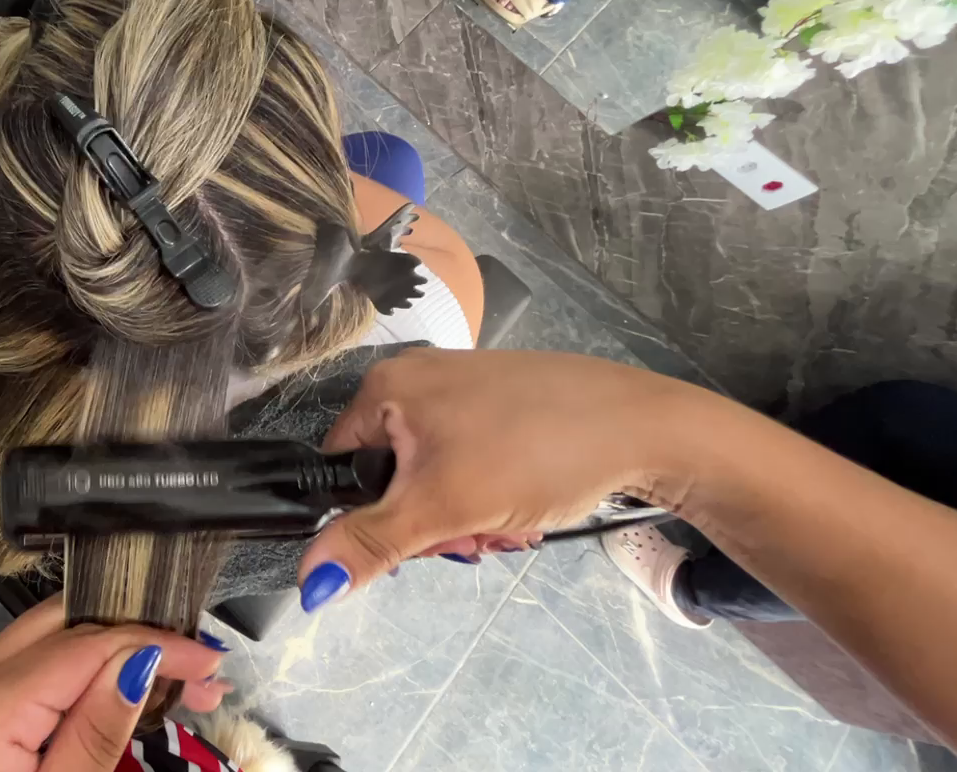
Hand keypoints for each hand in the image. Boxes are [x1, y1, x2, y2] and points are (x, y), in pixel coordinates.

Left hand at [0, 596, 223, 771]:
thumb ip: (94, 733)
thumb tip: (140, 660)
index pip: (88, 643)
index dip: (155, 642)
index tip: (209, 659)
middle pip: (70, 621)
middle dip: (139, 634)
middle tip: (201, 669)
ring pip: (55, 631)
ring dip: (116, 645)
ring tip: (176, 677)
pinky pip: (36, 655)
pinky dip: (83, 661)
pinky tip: (120, 680)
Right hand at [296, 348, 735, 607]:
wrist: (648, 425)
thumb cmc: (532, 456)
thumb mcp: (444, 507)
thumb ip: (372, 544)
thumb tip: (308, 584)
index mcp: (382, 385)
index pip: (344, 460)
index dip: (373, 512)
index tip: (422, 538)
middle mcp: (412, 373)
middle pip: (391, 465)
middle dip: (430, 515)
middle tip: (476, 534)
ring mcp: (457, 379)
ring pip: (431, 462)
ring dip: (461, 506)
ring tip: (508, 522)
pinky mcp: (497, 391)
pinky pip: (464, 444)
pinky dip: (484, 480)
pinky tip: (522, 496)